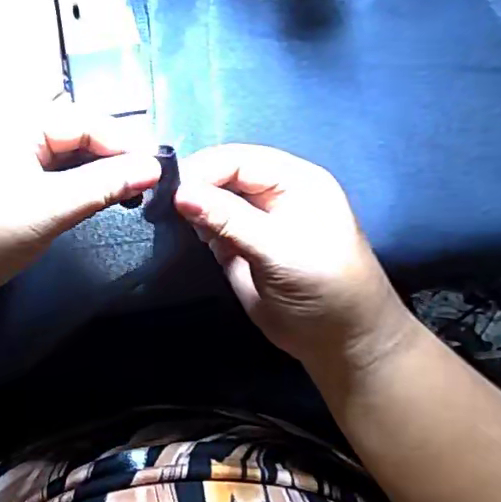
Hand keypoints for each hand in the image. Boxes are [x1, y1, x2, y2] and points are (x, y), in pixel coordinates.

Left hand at [0, 107, 161, 329]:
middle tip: (145, 183)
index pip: (80, 120)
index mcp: (11, 124)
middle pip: (69, 134)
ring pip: (57, 159)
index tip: (156, 170)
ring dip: (91, 173)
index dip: (121, 142)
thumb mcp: (48, 208)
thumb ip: (103, 185)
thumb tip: (154, 166)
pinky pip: (42, 179)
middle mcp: (4, 135)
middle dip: (108, 155)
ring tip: (126, 194)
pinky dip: (69, 188)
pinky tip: (90, 202)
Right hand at [174, 144, 421, 374]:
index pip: (239, 159)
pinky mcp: (242, 247)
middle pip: (224, 175)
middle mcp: (275, 194)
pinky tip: (186, 234)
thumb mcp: (277, 249)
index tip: (168, 188)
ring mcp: (257, 221)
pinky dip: (197, 228)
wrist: (341, 342)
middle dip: (194, 186)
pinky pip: (213, 227)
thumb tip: (180, 193)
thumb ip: (229, 219)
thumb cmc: (322, 288)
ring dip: (192, 207)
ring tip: (166, 217)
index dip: (203, 169)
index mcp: (294, 181)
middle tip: (159, 202)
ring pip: (215, 200)